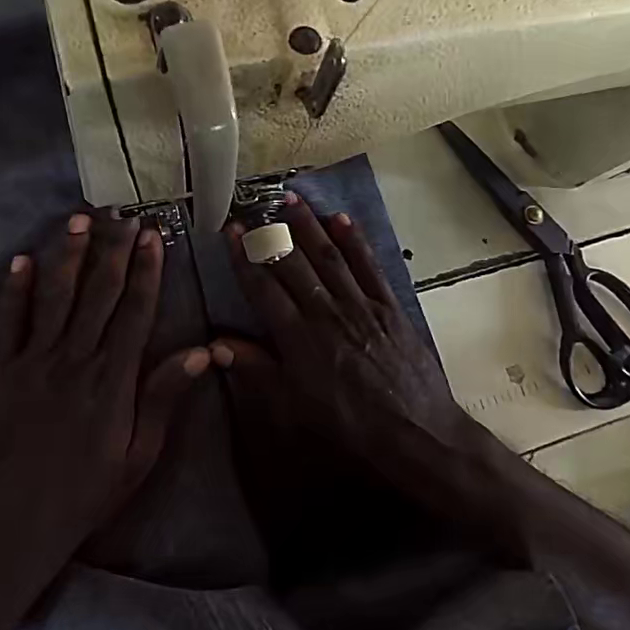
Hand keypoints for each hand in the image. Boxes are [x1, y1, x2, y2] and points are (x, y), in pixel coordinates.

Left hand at [0, 212, 208, 571]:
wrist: (4, 532)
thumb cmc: (82, 496)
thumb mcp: (137, 457)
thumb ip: (164, 399)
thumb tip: (202, 352)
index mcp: (113, 380)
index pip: (135, 312)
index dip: (146, 271)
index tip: (152, 236)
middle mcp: (74, 361)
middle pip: (98, 294)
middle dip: (112, 251)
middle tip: (120, 214)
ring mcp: (32, 364)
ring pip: (55, 298)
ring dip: (68, 256)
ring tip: (77, 220)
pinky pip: (7, 324)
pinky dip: (14, 291)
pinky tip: (21, 260)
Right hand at [219, 193, 475, 458]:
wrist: (413, 429)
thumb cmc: (349, 424)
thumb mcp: (295, 406)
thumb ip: (257, 370)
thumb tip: (216, 345)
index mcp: (298, 337)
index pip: (263, 289)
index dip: (244, 258)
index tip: (231, 232)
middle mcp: (326, 312)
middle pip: (293, 264)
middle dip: (271, 234)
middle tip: (255, 207)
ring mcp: (360, 304)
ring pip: (328, 256)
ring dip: (308, 226)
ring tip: (291, 199)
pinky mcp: (388, 304)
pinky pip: (368, 265)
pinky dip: (354, 241)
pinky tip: (341, 219)